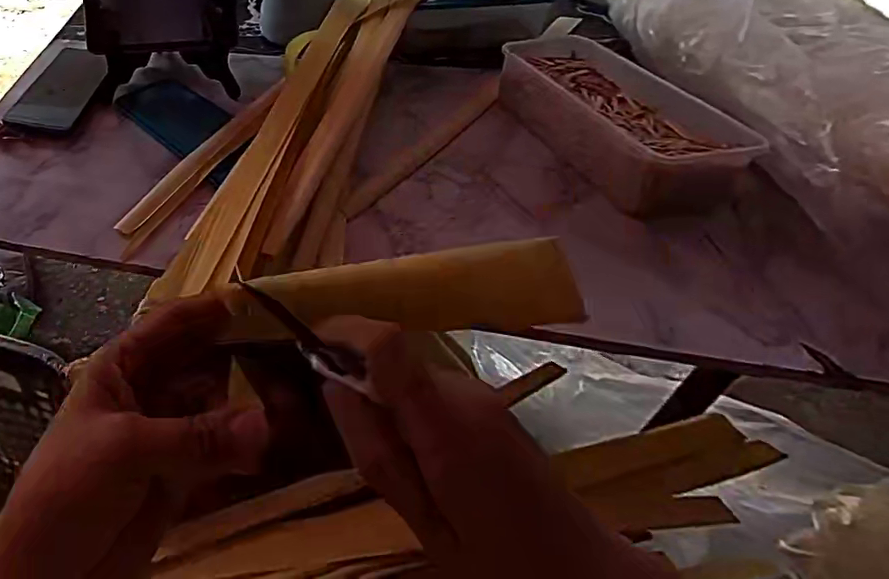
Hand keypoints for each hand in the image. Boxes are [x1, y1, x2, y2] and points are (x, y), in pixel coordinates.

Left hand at [0, 295, 270, 578]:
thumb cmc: (66, 491)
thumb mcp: (126, 451)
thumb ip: (197, 437)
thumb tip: (265, 426)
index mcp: (122, 366)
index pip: (171, 323)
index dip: (209, 309)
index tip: (255, 299)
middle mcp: (148, 390)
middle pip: (201, 360)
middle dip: (239, 355)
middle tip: (286, 350)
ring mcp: (166, 431)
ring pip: (215, 403)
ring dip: (246, 401)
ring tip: (288, 398)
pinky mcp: (179, 473)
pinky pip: (219, 448)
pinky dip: (243, 445)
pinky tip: (271, 442)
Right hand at [318, 317, 674, 578]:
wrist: (577, 563)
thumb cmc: (498, 558)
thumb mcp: (424, 522)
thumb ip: (376, 453)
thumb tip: (333, 387)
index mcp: (444, 423)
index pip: (387, 343)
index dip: (344, 332)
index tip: (311, 348)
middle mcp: (460, 388)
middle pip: (390, 359)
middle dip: (361, 388)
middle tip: (368, 454)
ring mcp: (477, 389)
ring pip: (407, 377)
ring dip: (388, 407)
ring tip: (407, 476)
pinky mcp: (484, 397)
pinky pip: (428, 390)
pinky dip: (411, 414)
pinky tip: (430, 467)